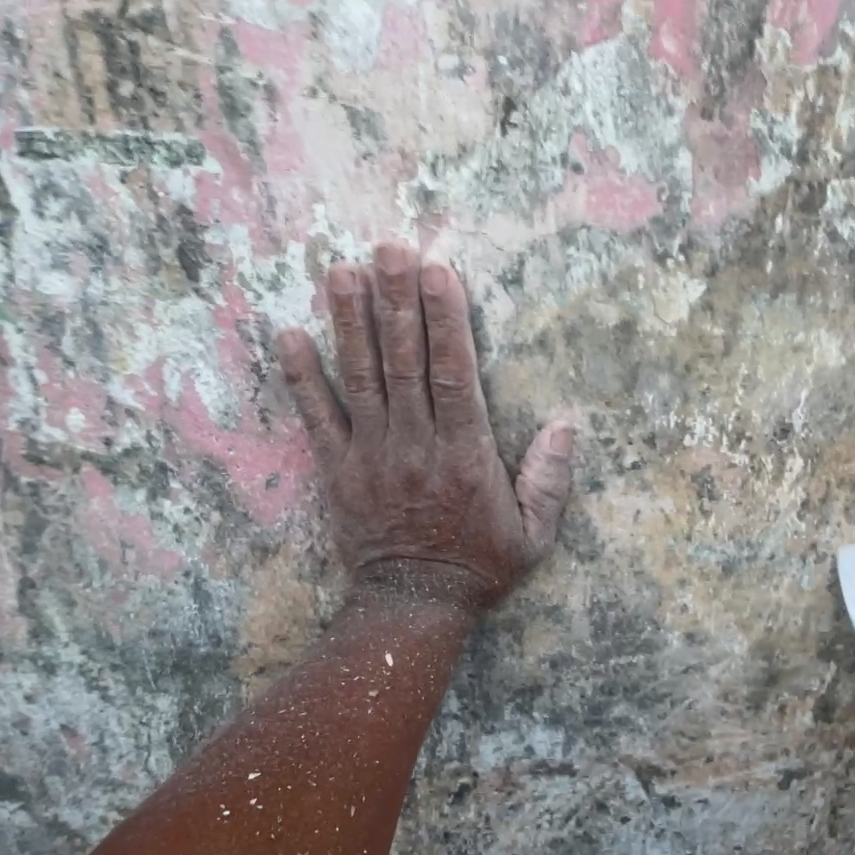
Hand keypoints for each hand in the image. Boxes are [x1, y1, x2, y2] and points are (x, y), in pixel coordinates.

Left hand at [274, 243, 574, 615]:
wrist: (415, 605)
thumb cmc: (481, 566)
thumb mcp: (535, 534)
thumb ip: (550, 480)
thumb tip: (564, 425)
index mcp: (466, 457)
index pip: (454, 377)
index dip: (446, 322)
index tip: (439, 273)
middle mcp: (416, 447)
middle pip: (405, 364)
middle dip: (397, 303)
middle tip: (389, 248)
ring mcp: (371, 456)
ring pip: (360, 379)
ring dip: (349, 324)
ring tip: (341, 271)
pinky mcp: (337, 471)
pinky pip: (317, 419)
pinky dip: (301, 378)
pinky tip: (290, 335)